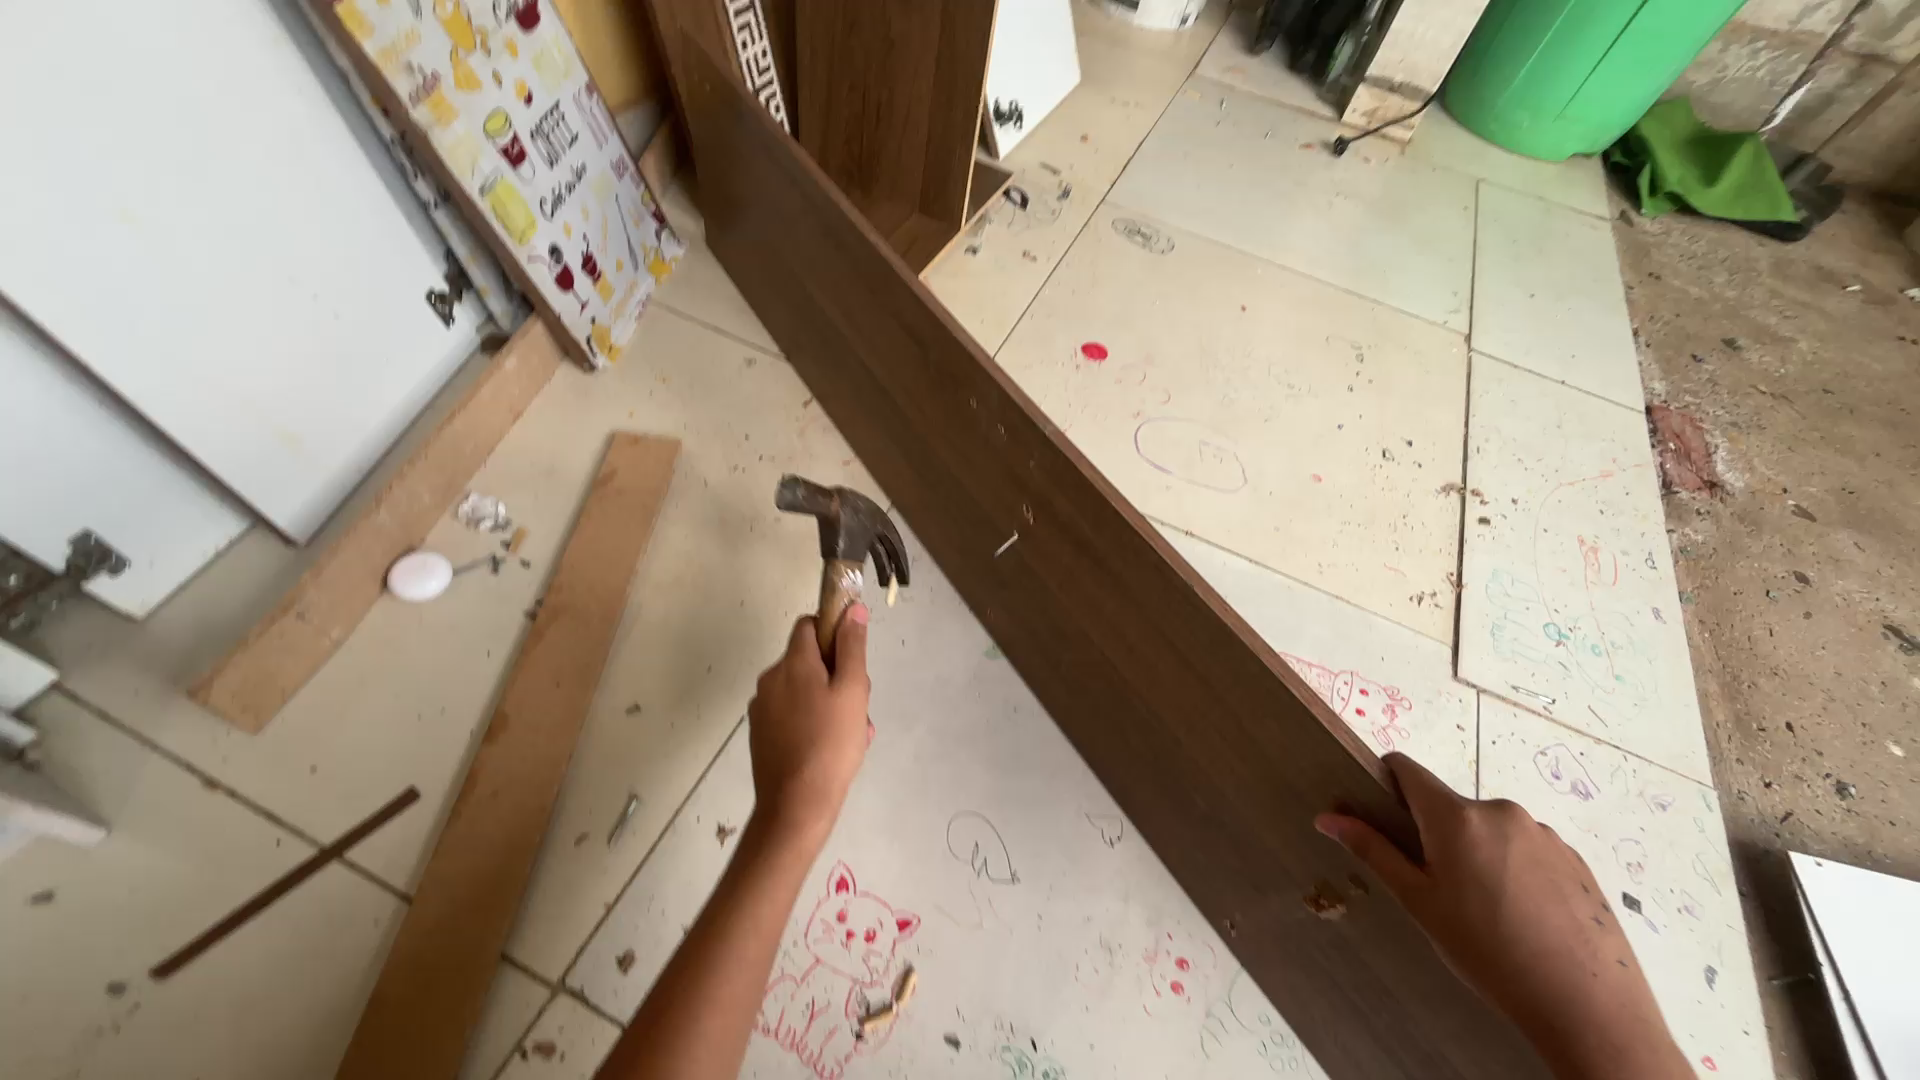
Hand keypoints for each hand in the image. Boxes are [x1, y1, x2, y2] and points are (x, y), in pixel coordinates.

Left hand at [746, 606, 872, 841]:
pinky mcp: (760, 734)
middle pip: (808, 659)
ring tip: (850, 733)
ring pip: (802, 689)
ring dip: (827, 701)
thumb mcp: (853, 690)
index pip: (809, 624)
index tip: (853, 659)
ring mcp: (762, 708)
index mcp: (792, 662)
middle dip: (835, 675)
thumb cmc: (831, 743)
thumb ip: (852, 647)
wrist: (796, 804)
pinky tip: (829, 748)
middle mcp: (770, 678)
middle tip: (857, 706)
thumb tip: (851, 608)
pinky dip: (811, 721)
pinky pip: (791, 714)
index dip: (833, 633)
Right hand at [1315, 753, 1689, 1079]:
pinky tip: (1527, 917)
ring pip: (1490, 830)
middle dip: (1438, 834)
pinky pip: (1528, 848)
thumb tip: (1326, 817)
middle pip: (1451, 806)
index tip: (1385, 815)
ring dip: (1479, 852)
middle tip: (1442, 889)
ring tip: (1490, 911)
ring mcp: (1544, 833)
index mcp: (1455, 816)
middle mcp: (1499, 810)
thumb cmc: (1487, 951)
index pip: (1407, 769)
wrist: (1588, 1006)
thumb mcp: (1418, 902)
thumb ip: (1373, 850)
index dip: (1388, 782)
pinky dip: (1516, 869)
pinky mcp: (1576, 858)